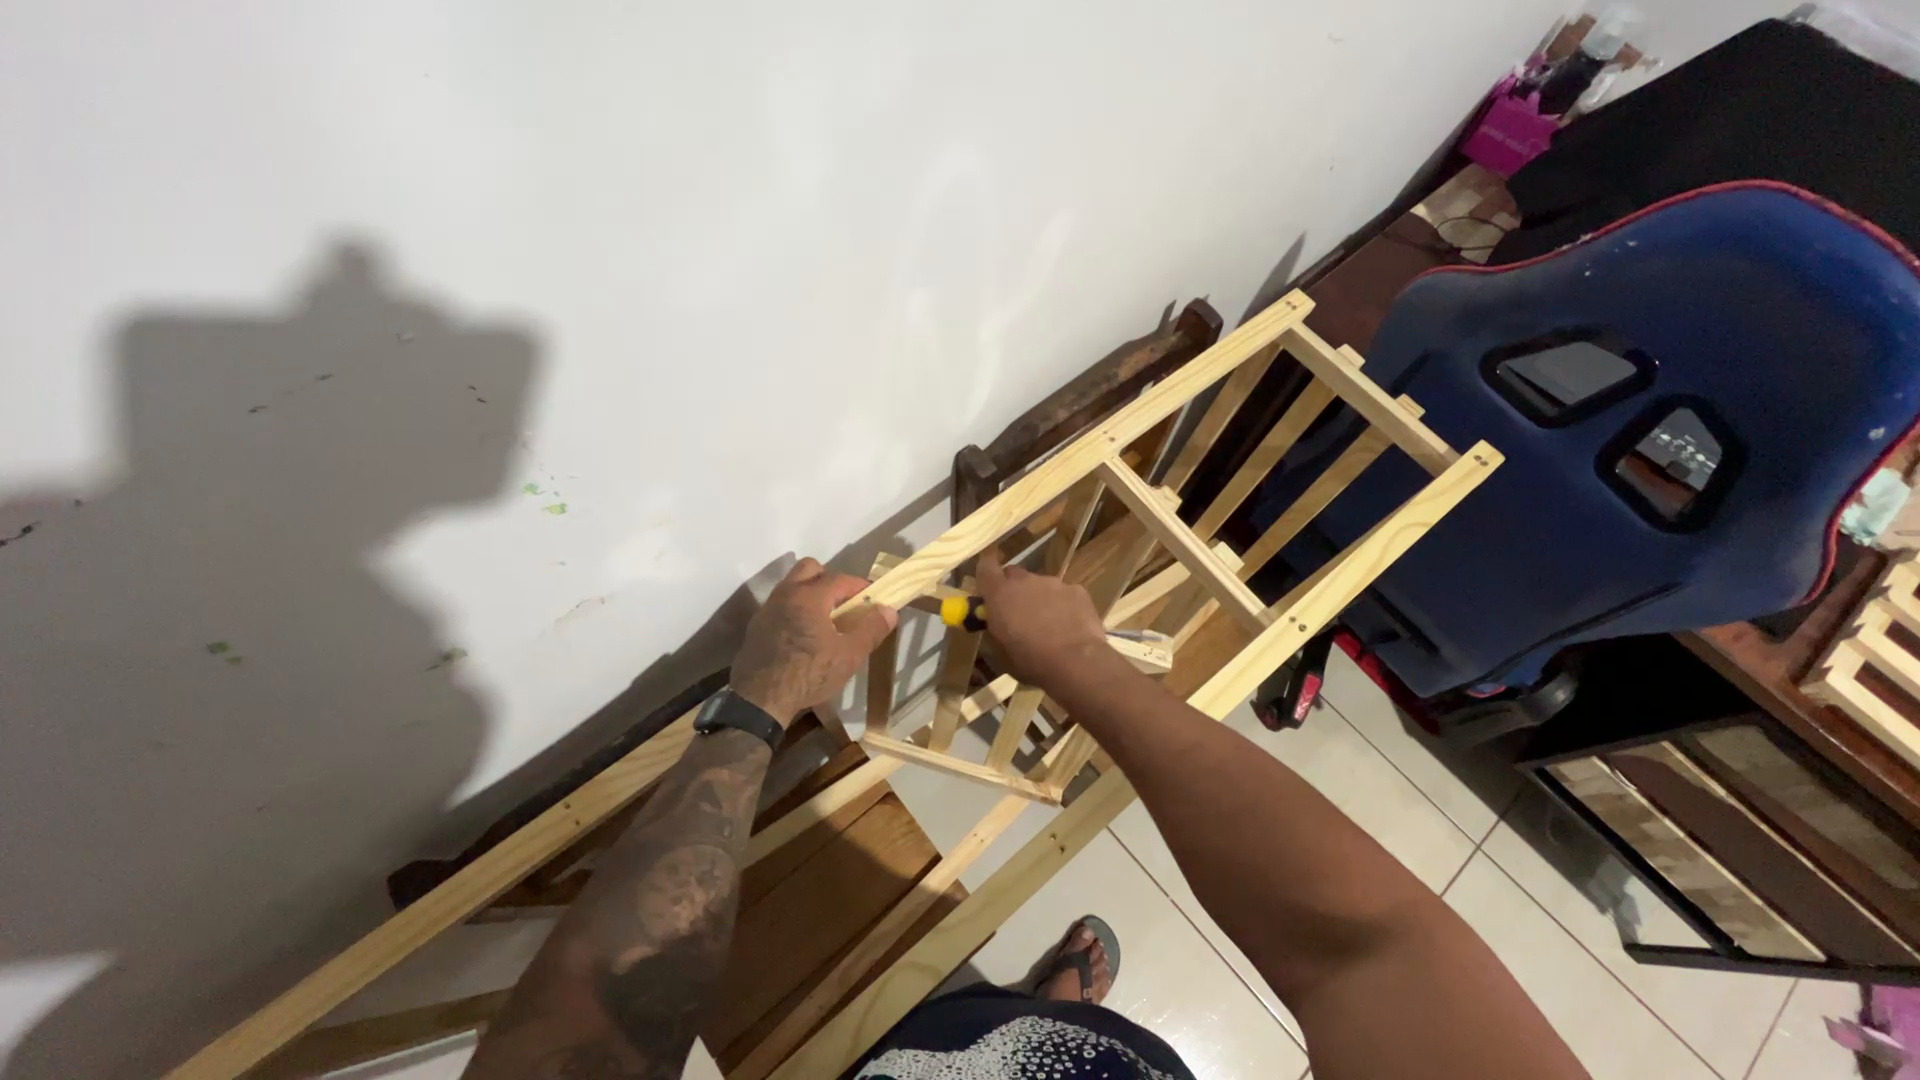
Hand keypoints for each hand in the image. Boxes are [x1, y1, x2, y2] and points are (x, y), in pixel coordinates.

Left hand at [730, 558, 897, 725]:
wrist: (759, 700)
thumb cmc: (808, 674)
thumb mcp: (849, 656)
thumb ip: (871, 629)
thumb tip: (889, 610)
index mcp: (809, 597)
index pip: (840, 578)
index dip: (859, 586)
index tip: (873, 598)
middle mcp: (785, 594)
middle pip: (810, 569)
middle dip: (830, 580)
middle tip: (844, 603)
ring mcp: (767, 609)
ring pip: (792, 586)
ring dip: (810, 594)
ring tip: (824, 620)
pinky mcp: (756, 626)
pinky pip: (780, 606)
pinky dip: (795, 610)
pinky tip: (802, 635)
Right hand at [976, 553, 1114, 689]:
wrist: (1078, 662)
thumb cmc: (1032, 661)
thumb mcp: (1000, 654)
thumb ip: (994, 630)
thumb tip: (995, 624)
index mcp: (1000, 594)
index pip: (985, 567)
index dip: (986, 571)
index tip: (987, 583)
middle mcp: (1025, 581)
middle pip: (1014, 575)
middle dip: (1013, 589)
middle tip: (1017, 612)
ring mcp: (1053, 583)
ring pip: (1041, 586)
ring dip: (1040, 599)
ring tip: (1049, 625)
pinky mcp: (1077, 590)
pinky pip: (1064, 594)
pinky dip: (1064, 606)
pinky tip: (1070, 626)